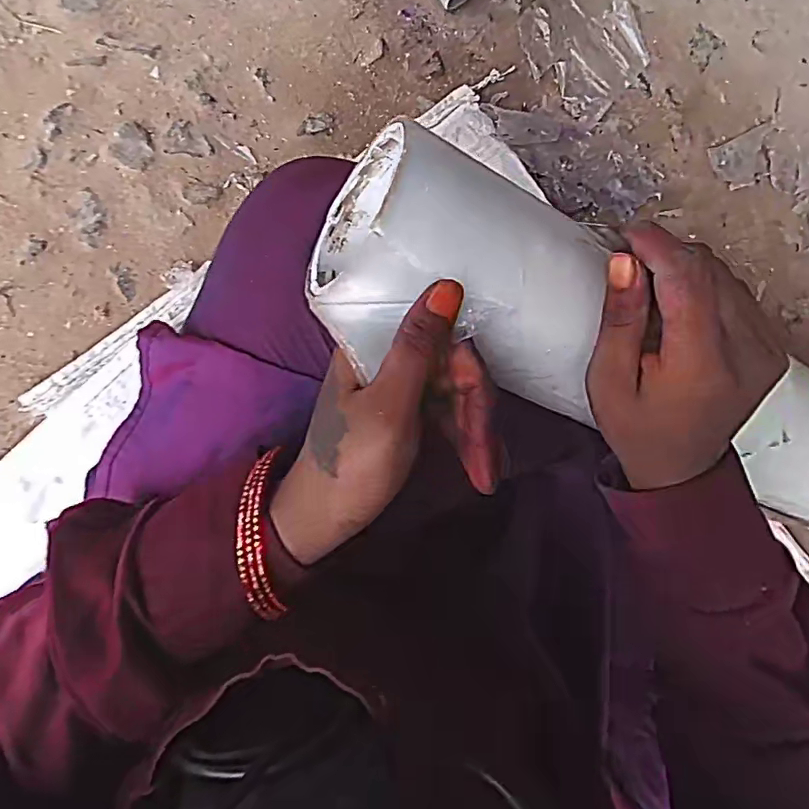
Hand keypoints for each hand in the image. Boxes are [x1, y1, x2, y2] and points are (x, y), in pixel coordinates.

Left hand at [270, 279, 500, 564]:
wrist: (322, 522)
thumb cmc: (350, 464)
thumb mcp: (389, 406)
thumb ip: (417, 347)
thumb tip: (446, 286)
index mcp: (372, 347)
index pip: (440, 337)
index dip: (468, 374)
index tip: (479, 413)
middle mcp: (388, 360)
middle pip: (455, 368)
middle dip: (476, 415)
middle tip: (487, 463)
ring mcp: (400, 387)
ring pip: (458, 394)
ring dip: (477, 435)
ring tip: (484, 475)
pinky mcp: (409, 412)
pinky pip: (450, 414)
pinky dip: (467, 441)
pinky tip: (480, 469)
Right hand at [586, 223, 788, 490]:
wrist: (681, 468)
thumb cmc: (639, 429)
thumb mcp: (607, 377)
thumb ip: (620, 317)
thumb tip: (626, 262)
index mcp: (702, 363)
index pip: (687, 278)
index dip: (655, 245)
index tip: (628, 235)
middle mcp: (745, 353)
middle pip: (708, 269)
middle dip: (665, 254)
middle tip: (629, 264)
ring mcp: (764, 349)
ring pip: (724, 275)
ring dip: (684, 268)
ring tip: (649, 291)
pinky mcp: (769, 346)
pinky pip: (736, 292)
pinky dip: (703, 285)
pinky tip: (676, 307)